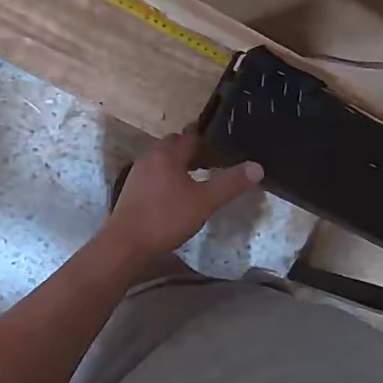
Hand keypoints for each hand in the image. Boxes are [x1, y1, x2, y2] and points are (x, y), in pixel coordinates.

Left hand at [98, 132, 263, 260]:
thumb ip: (230, 183)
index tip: (224, 157)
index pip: (191, 138)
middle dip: (194, 154)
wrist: (125, 244)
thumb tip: (257, 167)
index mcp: (167, 153)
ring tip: (198, 182)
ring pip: (163, 161)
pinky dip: (168, 178)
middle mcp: (149, 157)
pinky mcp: (131, 190)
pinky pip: (154, 175)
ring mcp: (137, 173)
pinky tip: (176, 197)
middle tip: (213, 166)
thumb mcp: (205, 202)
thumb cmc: (166, 218)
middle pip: (175, 147)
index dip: (209, 146)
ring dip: (180, 167)